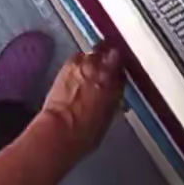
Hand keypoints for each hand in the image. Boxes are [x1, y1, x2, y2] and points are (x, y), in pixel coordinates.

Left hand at [29, 44, 123, 166]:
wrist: (60, 129)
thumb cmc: (87, 132)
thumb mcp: (108, 115)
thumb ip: (113, 96)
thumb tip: (114, 90)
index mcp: (116, 84)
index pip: (123, 69)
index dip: (120, 72)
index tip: (117, 76)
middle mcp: (103, 68)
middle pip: (111, 53)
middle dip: (109, 58)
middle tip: (105, 67)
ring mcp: (86, 63)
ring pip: (94, 52)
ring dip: (94, 60)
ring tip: (88, 70)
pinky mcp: (69, 63)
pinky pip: (78, 57)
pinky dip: (79, 62)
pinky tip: (76, 73)